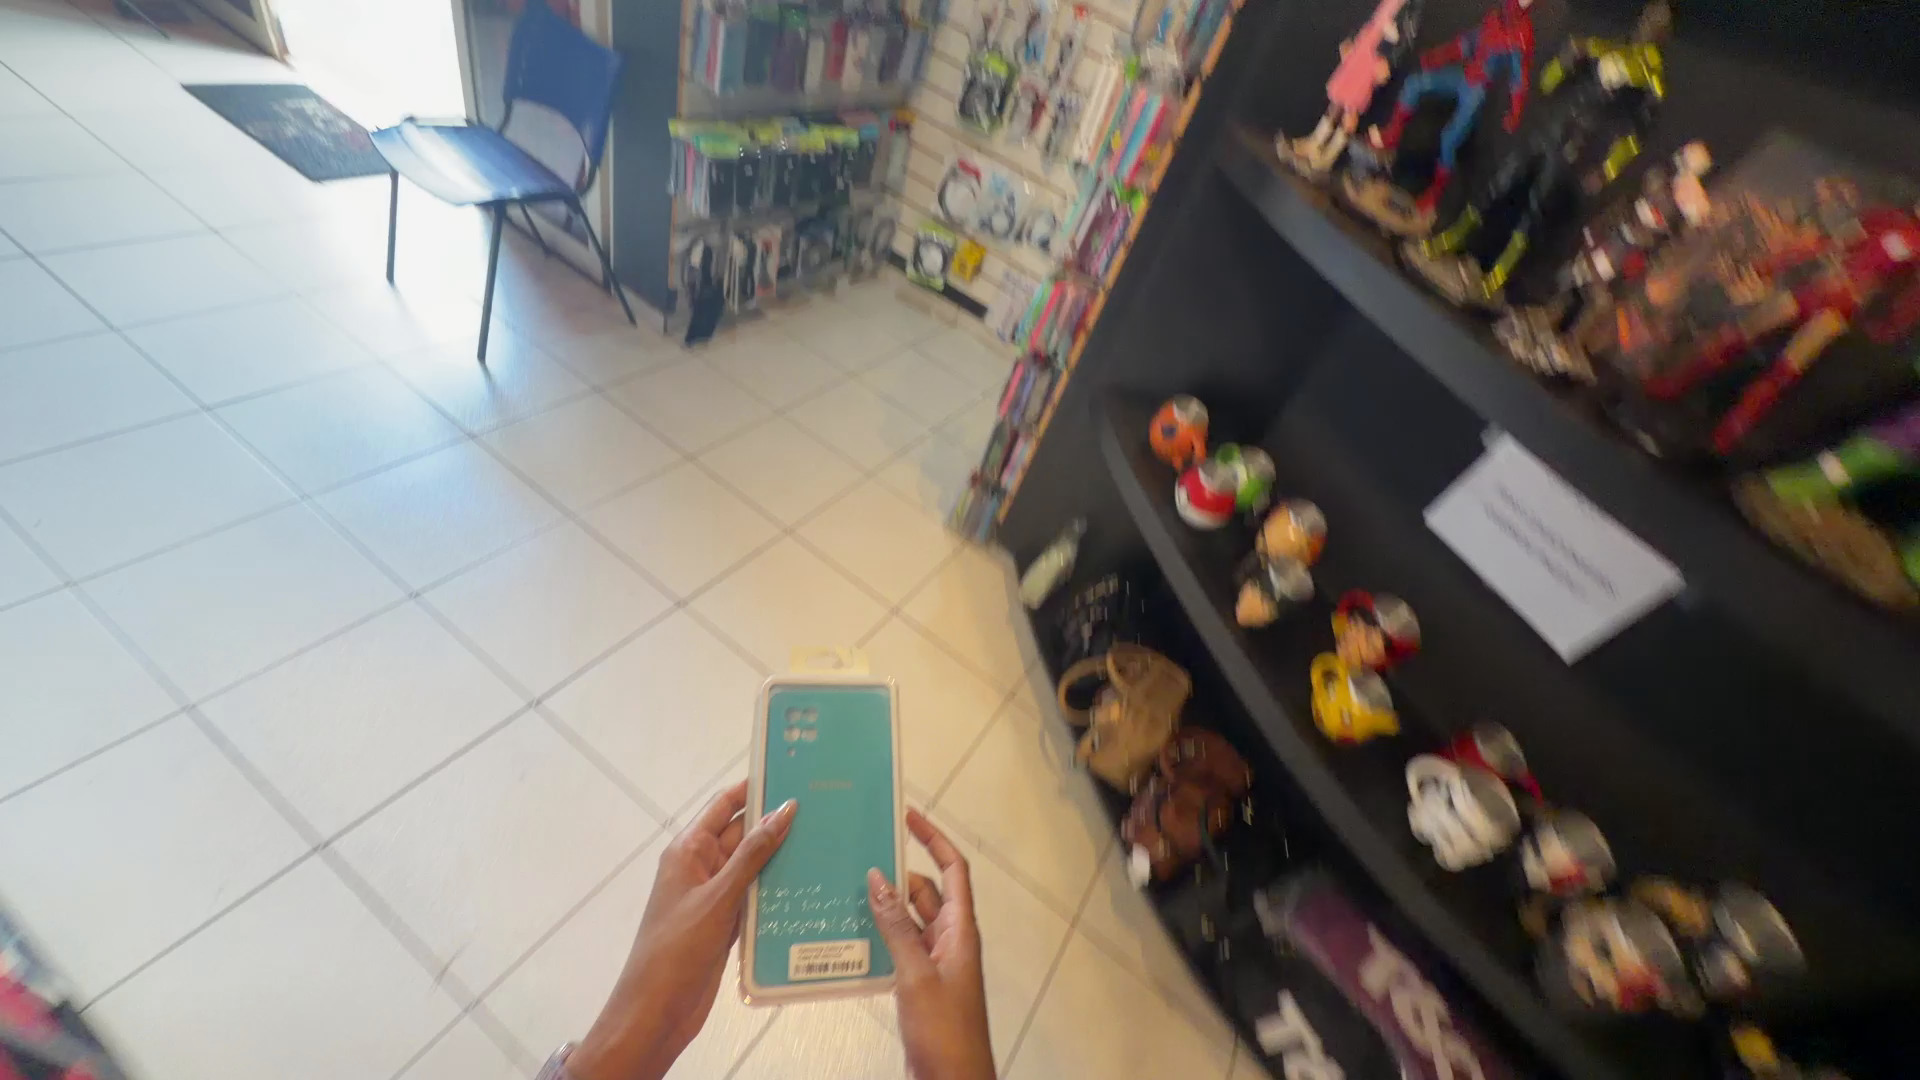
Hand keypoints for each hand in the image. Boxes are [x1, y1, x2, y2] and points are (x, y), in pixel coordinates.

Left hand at [570, 782, 796, 1079]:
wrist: (655, 1014)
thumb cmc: (678, 947)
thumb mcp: (718, 896)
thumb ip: (753, 853)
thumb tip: (785, 809)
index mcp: (689, 850)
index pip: (724, 805)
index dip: (754, 788)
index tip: (791, 774)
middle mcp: (702, 866)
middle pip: (743, 833)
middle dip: (776, 822)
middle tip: (821, 809)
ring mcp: (715, 894)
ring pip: (753, 864)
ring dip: (780, 856)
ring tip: (824, 840)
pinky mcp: (726, 921)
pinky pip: (755, 893)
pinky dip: (776, 887)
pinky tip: (808, 881)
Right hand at [868, 810, 995, 1079]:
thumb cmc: (944, 1029)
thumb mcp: (916, 973)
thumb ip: (896, 925)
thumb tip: (879, 877)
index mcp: (960, 927)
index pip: (952, 868)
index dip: (934, 838)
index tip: (908, 816)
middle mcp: (951, 937)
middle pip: (926, 891)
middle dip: (898, 875)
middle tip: (862, 858)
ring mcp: (936, 961)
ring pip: (910, 920)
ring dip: (885, 908)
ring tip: (848, 892)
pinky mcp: (921, 984)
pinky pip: (901, 947)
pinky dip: (881, 937)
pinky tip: (853, 935)